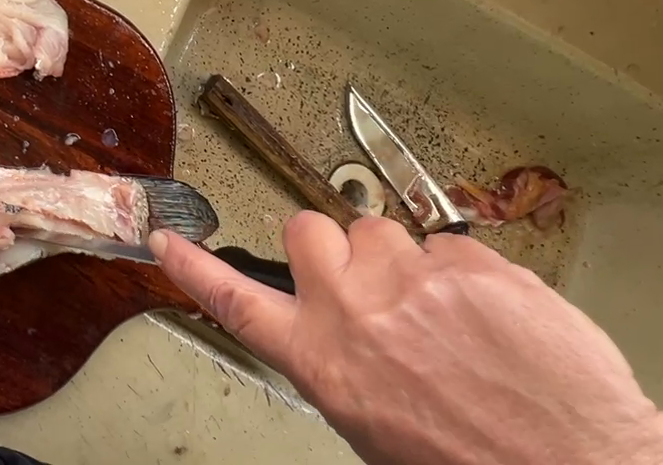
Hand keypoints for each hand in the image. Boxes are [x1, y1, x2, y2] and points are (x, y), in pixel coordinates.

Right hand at [154, 212, 662, 464]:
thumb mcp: (378, 433)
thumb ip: (340, 367)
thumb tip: (342, 331)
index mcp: (323, 362)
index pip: (235, 301)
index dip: (193, 268)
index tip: (163, 240)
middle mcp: (351, 310)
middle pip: (305, 229)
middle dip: (330, 245)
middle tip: (369, 279)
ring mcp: (409, 279)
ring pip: (382, 232)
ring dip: (404, 261)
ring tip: (450, 315)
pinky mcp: (467, 261)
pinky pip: (450, 244)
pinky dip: (467, 273)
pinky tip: (498, 321)